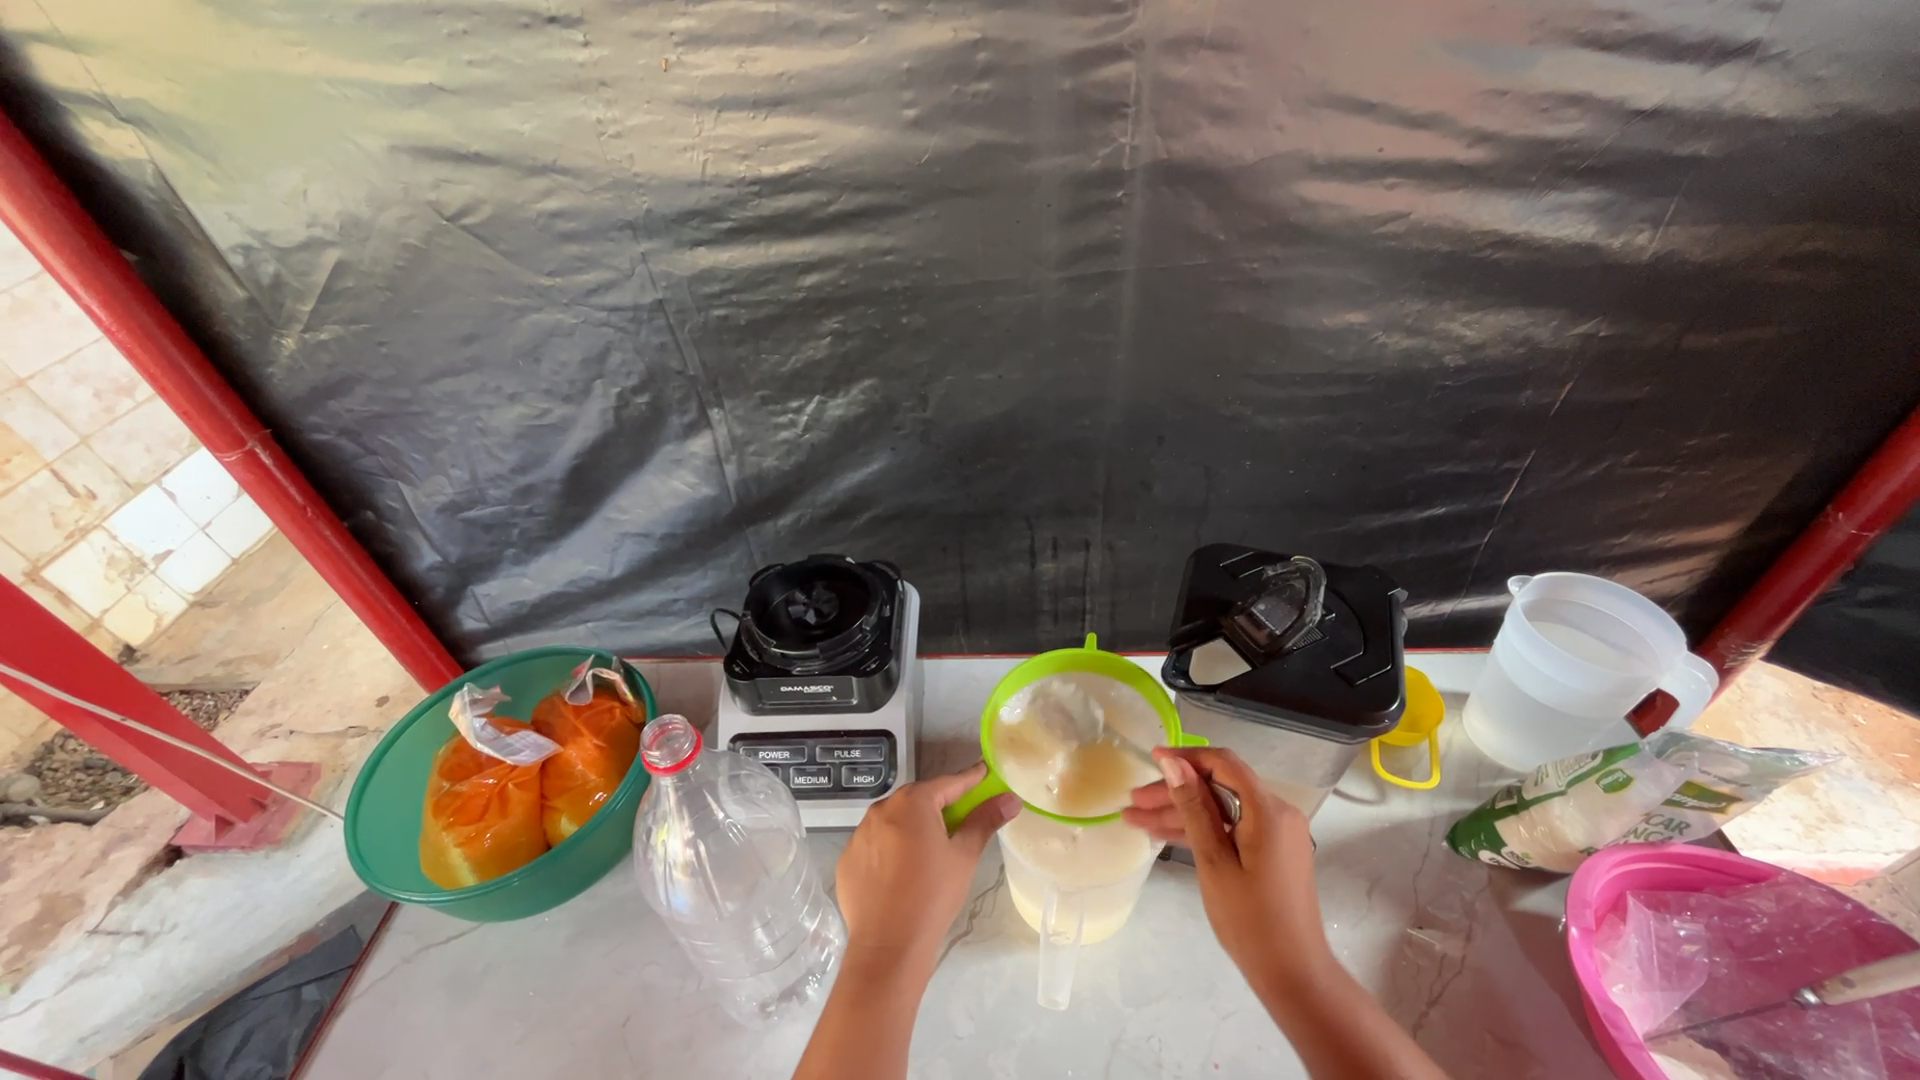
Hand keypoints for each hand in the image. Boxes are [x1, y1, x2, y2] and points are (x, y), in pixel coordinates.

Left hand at [836, 761, 1020, 981]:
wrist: (888, 947)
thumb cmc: (933, 895)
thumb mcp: (964, 856)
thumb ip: (985, 821)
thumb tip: (1011, 799)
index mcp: (912, 803)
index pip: (948, 784)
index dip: (969, 780)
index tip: (984, 774)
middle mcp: (881, 809)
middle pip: (918, 800)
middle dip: (940, 805)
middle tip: (961, 819)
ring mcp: (859, 834)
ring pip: (894, 821)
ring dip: (913, 827)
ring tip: (930, 850)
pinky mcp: (848, 859)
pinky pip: (875, 844)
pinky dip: (891, 849)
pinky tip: (902, 872)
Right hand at [1123, 747, 1330, 991]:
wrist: (1293, 974)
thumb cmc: (1250, 919)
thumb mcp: (1213, 860)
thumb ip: (1193, 807)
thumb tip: (1172, 763)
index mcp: (1269, 810)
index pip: (1224, 764)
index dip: (1185, 757)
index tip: (1150, 759)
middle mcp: (1278, 813)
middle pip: (1220, 787)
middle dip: (1175, 791)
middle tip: (1134, 802)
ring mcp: (1276, 834)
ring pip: (1222, 809)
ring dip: (1182, 813)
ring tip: (1136, 820)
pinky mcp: (1271, 852)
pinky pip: (1231, 828)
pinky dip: (1201, 831)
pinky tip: (1164, 835)